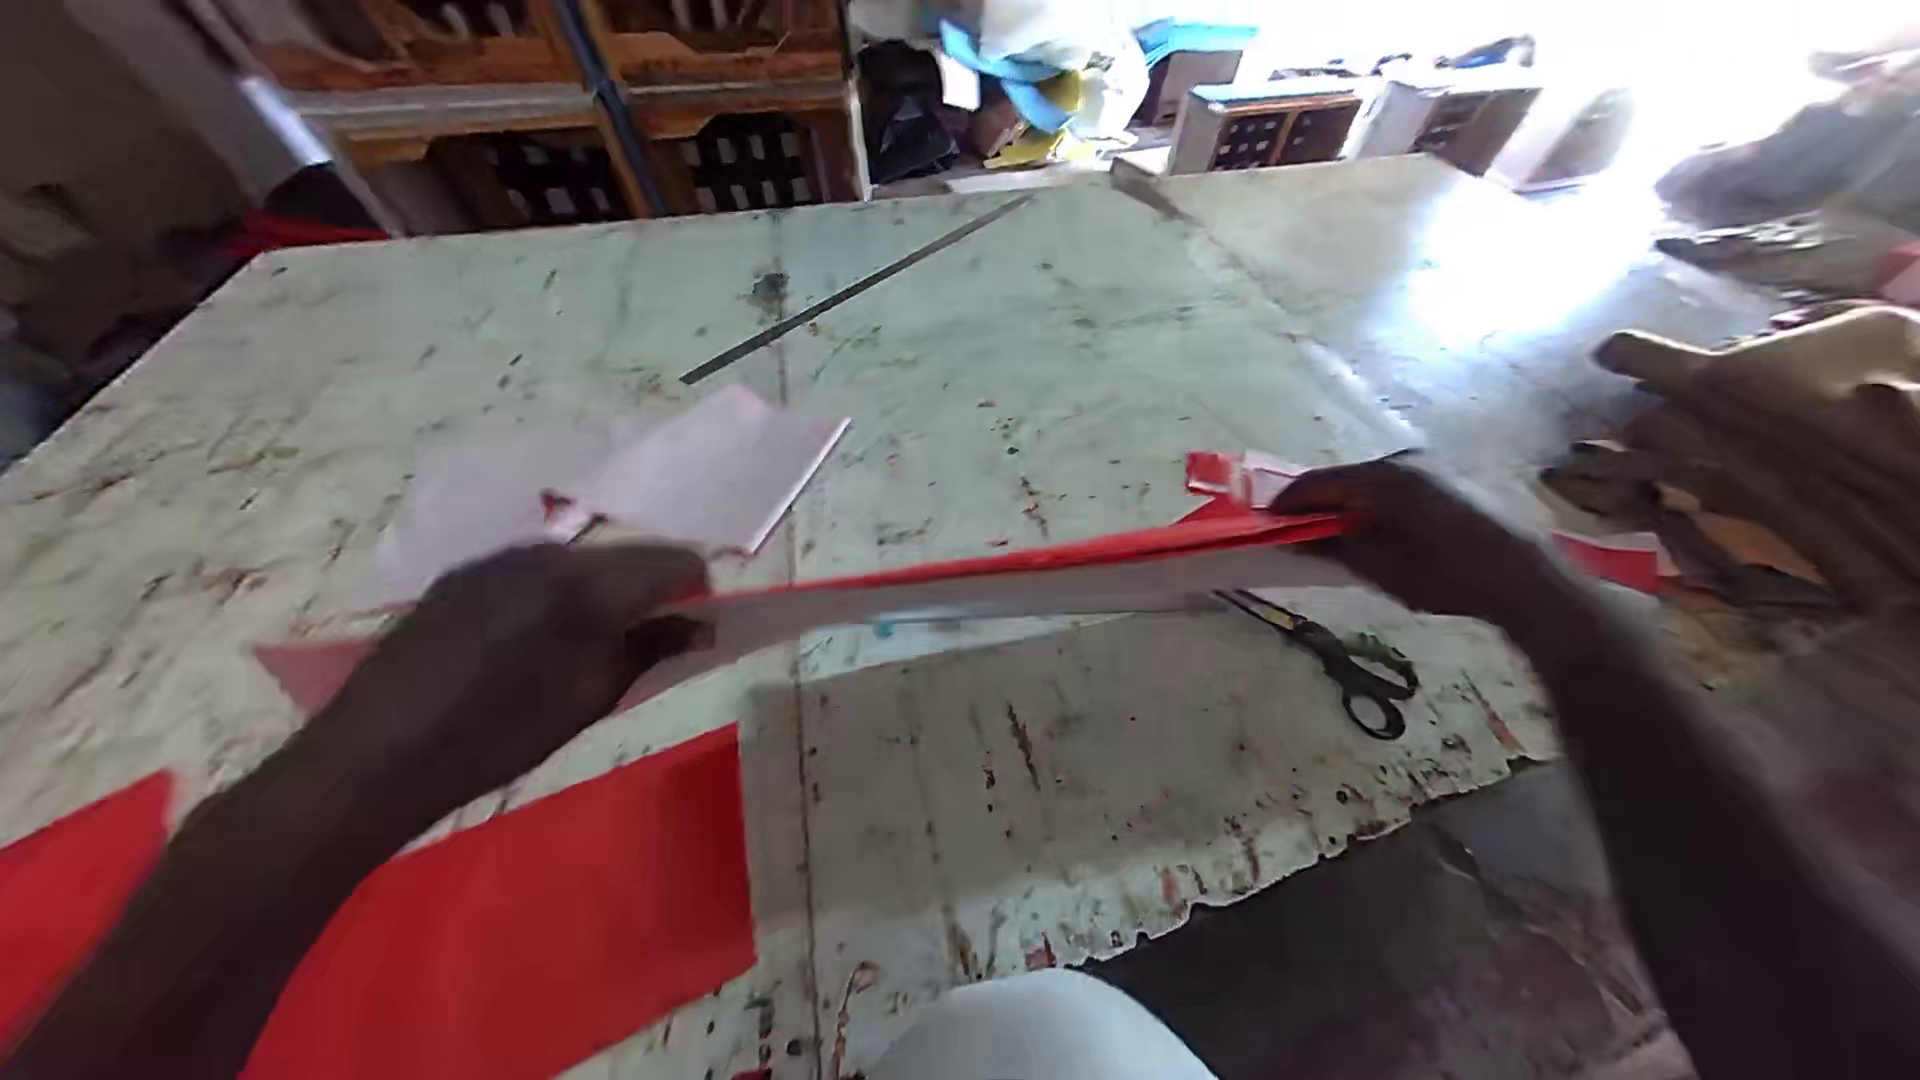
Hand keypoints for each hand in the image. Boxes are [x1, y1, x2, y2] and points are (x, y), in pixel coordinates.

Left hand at [293, 543, 708, 827]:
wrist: (368, 761)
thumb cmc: (498, 738)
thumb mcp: (592, 697)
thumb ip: (654, 648)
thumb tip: (704, 626)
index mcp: (582, 586)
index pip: (668, 561)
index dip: (694, 585)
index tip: (701, 617)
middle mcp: (544, 555)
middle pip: (626, 554)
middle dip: (653, 585)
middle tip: (658, 628)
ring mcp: (499, 559)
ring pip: (584, 559)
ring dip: (609, 586)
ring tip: (602, 631)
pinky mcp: (467, 573)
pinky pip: (540, 568)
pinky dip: (565, 588)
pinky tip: (548, 628)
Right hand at [1270, 455, 1582, 633]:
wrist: (1527, 577)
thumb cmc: (1445, 575)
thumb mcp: (1377, 567)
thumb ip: (1331, 547)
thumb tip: (1295, 539)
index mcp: (1382, 478)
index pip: (1315, 483)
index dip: (1286, 504)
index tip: (1265, 524)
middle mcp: (1403, 460)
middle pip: (1341, 478)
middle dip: (1315, 504)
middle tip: (1296, 531)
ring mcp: (1429, 466)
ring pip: (1366, 481)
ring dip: (1344, 503)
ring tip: (1332, 533)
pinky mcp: (1446, 478)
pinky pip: (1392, 485)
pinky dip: (1371, 502)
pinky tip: (1371, 526)